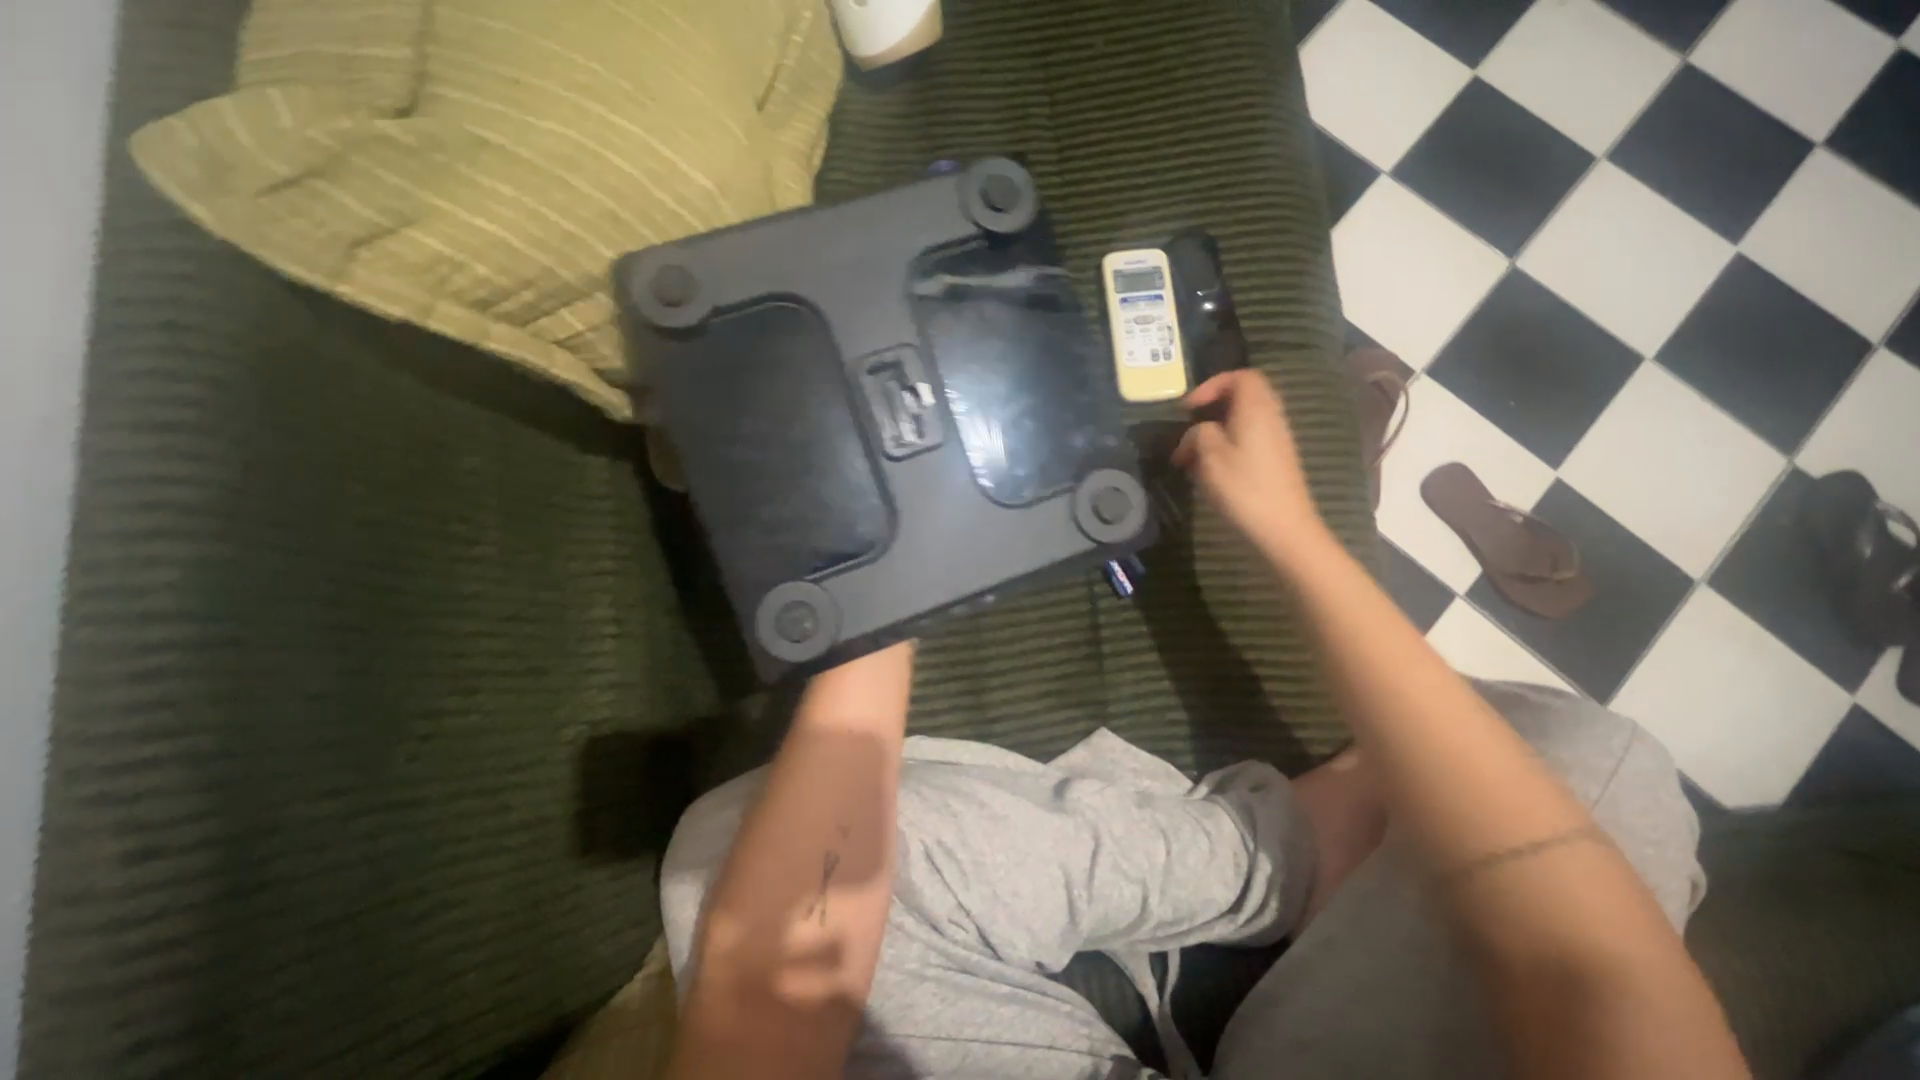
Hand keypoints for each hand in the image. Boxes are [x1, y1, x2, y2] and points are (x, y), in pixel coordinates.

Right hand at [1173, 370, 1327, 556]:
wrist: (1284, 528)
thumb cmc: (1245, 488)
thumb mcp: (1210, 456)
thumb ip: (1198, 434)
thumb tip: (1198, 432)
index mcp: (1256, 408)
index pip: (1240, 376)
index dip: (1212, 385)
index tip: (1189, 409)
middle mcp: (1271, 417)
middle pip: (1244, 397)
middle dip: (1213, 409)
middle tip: (1190, 428)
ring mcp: (1278, 439)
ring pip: (1244, 421)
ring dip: (1217, 431)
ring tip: (1194, 455)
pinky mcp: (1278, 460)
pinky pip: (1250, 439)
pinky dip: (1229, 446)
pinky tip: (1212, 470)